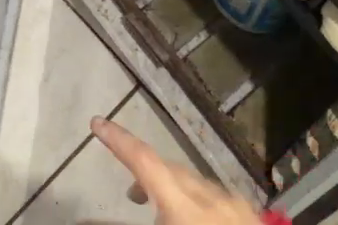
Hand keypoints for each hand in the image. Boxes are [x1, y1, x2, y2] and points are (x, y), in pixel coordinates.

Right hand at [92, 116, 257, 224]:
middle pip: (169, 171)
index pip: (144, 160)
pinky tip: (199, 222)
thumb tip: (85, 222)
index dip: (118, 140)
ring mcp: (235, 207)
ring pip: (194, 185)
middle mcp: (210, 198)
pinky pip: (217, 200)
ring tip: (163, 214)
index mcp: (184, 208)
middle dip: (146, 175)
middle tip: (130, 195)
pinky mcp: (251, 217)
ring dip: (173, 192)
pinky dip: (199, 204)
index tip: (97, 123)